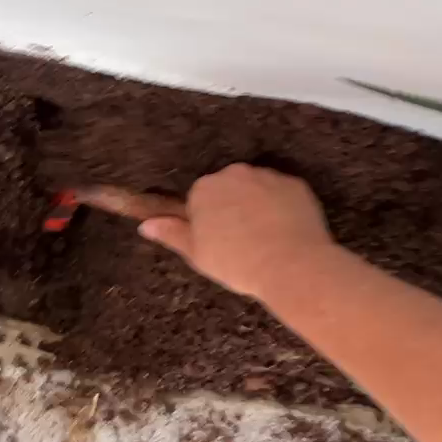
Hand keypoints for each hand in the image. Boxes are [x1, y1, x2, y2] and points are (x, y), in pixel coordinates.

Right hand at [136, 163, 346, 300]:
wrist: (292, 267)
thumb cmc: (236, 262)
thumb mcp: (196, 253)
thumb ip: (171, 233)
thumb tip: (145, 225)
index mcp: (203, 188)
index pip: (199, 199)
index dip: (207, 221)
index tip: (217, 240)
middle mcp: (232, 174)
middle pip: (228, 188)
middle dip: (231, 206)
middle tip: (241, 238)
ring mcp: (266, 177)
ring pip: (255, 187)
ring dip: (256, 203)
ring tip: (265, 235)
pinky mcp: (295, 185)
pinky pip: (283, 192)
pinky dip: (282, 206)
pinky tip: (285, 230)